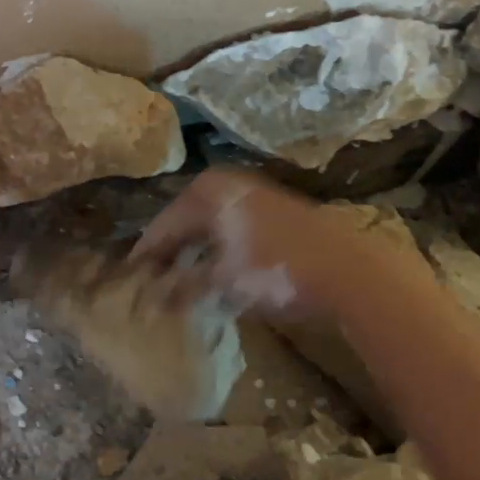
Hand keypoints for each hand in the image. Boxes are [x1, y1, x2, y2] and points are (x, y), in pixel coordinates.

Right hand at [129, 168, 328, 313]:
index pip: (163, 224)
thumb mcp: (223, 282)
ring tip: (182, 278)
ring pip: (211, 222)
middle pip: (186, 219)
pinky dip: (220, 246)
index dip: (147, 253)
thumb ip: (183, 285)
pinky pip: (233, 226)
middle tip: (153, 279)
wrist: (349, 269)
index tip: (130, 276)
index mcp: (205, 191)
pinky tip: (219, 269)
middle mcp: (226, 183)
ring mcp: (254, 192)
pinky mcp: (277, 209)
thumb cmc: (275, 270)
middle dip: (171, 249)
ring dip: (196, 249)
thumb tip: (154, 295)